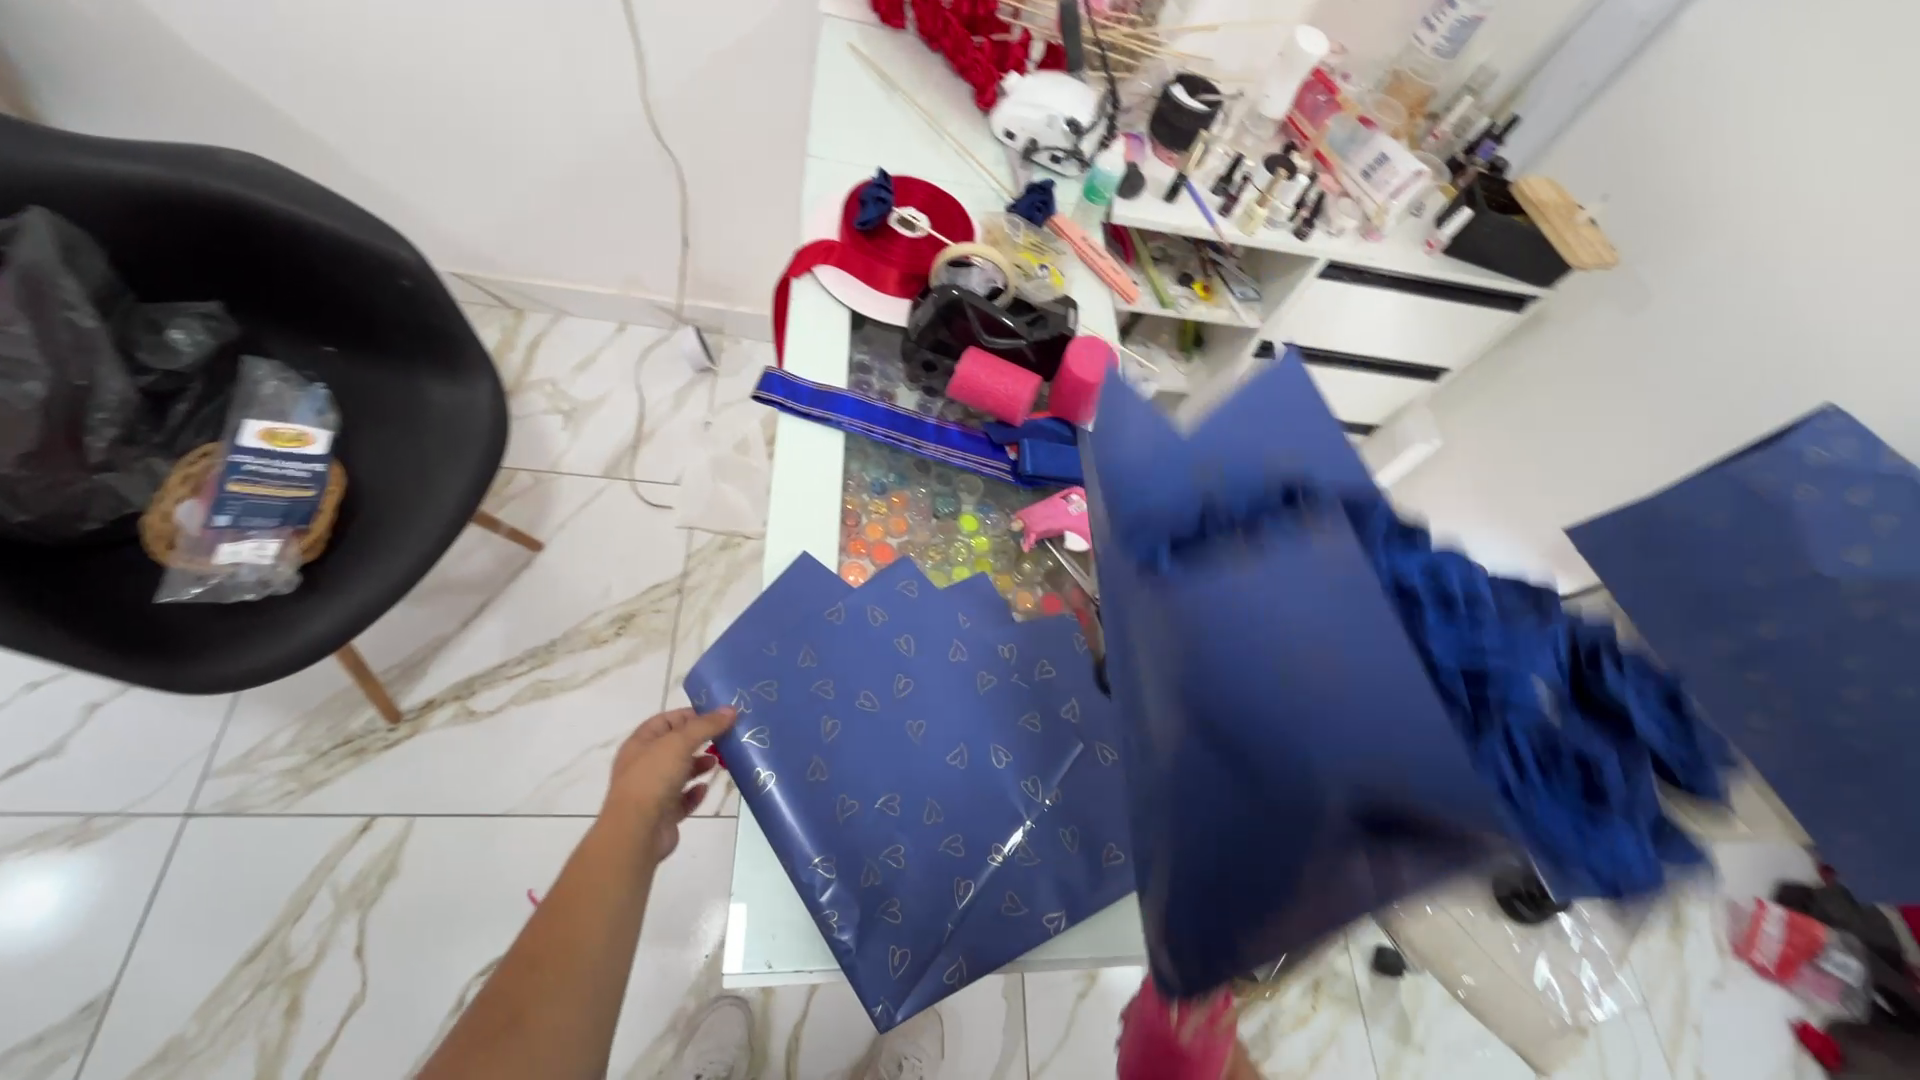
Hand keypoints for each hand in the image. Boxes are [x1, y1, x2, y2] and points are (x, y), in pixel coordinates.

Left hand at [603, 705, 735, 858]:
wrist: (637, 831)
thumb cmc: (653, 778)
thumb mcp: (680, 743)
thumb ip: (706, 726)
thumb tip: (730, 709)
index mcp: (640, 744)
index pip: (665, 721)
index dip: (689, 716)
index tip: (716, 717)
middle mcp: (644, 765)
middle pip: (675, 747)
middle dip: (699, 742)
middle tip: (724, 739)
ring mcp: (652, 791)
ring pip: (680, 773)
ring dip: (699, 767)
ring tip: (718, 763)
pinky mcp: (663, 814)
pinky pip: (682, 799)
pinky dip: (695, 794)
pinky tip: (704, 789)